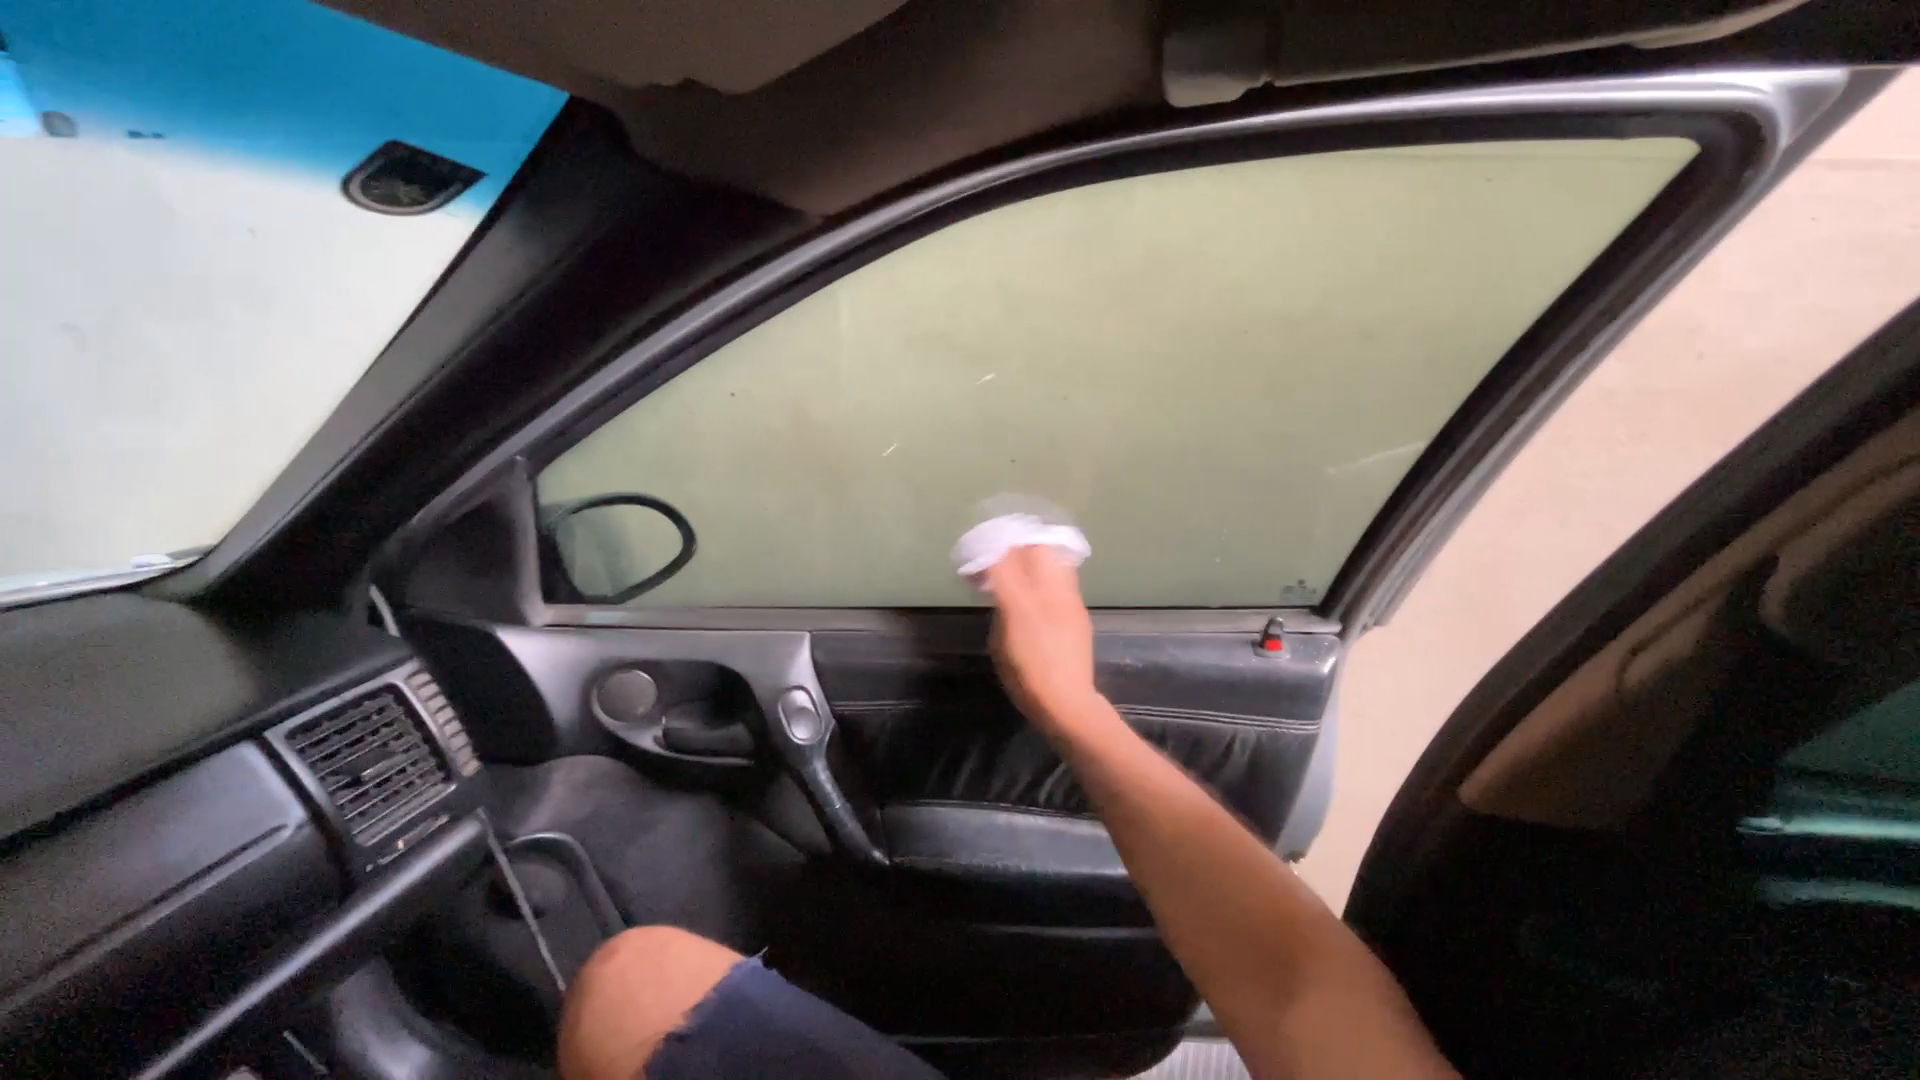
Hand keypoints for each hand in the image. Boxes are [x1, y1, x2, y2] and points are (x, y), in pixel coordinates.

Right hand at [985, 546, 1100, 733]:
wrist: (1067, 700)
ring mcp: (1069, 598)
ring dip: (1035, 556)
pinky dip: (1049, 573)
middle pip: (1034, 547)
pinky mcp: (1080, 608)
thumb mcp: (997, 644)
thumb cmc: (1024, 679)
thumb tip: (1002, 592)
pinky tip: (1041, 589)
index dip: (985, 555)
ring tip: (1023, 569)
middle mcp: (1047, 593)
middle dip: (1015, 546)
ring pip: (1054, 556)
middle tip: (1001, 559)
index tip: (975, 565)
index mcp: (1019, 603)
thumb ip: (1000, 610)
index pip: (1001, 560)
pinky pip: (1064, 576)